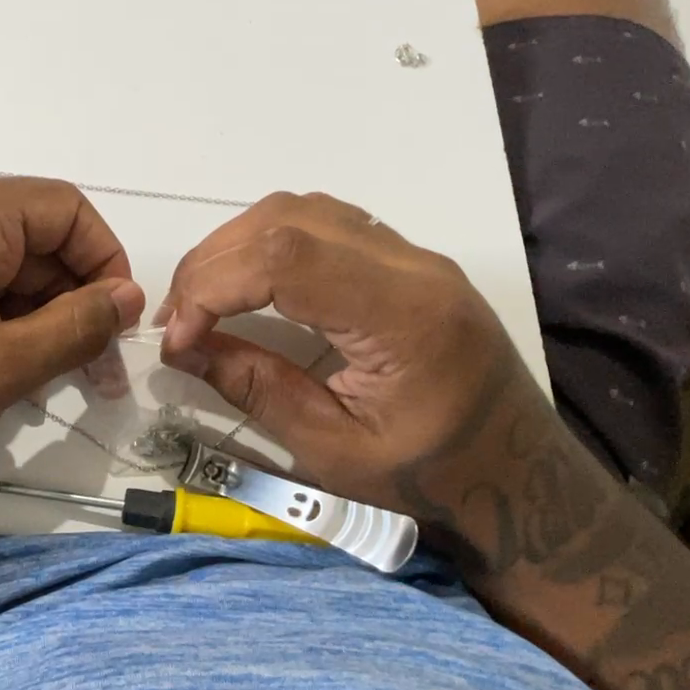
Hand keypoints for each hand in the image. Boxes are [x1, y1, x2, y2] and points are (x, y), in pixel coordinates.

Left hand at [0, 177, 145, 481]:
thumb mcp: (0, 367)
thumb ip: (75, 328)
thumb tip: (130, 297)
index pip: (65, 209)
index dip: (106, 262)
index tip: (119, 324)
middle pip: (37, 243)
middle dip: (77, 305)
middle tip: (99, 376)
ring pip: (7, 275)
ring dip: (41, 325)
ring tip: (54, 386)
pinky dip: (2, 329)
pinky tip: (10, 379)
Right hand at [158, 191, 560, 527]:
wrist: (513, 472)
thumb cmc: (428, 478)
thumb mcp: (332, 451)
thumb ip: (257, 390)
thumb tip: (182, 350)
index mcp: (404, 316)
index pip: (287, 258)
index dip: (213, 287)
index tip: (177, 341)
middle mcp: (413, 266)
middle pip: (288, 218)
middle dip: (211, 264)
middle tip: (175, 323)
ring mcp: (413, 257)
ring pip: (303, 210)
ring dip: (234, 248)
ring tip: (199, 304)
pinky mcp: (405, 263)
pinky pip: (323, 225)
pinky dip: (266, 246)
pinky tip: (243, 287)